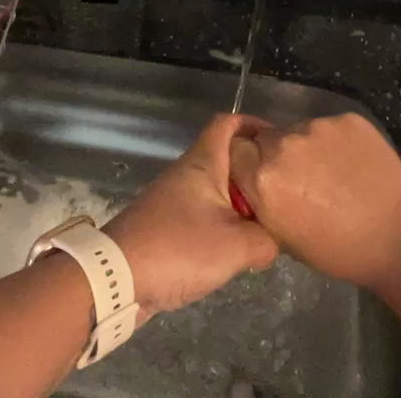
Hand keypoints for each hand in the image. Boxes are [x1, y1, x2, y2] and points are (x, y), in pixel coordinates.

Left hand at [103, 114, 278, 315]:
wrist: (117, 278)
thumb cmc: (178, 248)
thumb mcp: (236, 246)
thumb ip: (265, 240)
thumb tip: (273, 241)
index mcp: (203, 162)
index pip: (227, 123)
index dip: (253, 124)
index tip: (279, 143)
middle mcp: (188, 173)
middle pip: (228, 158)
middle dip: (255, 172)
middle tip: (283, 192)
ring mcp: (175, 199)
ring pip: (218, 191)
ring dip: (242, 204)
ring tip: (268, 225)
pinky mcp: (168, 226)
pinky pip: (205, 215)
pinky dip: (224, 226)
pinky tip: (237, 249)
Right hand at [228, 113, 400, 294]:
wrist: (399, 238)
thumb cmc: (337, 250)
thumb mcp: (283, 236)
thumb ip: (261, 201)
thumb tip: (254, 182)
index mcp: (263, 177)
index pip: (234, 150)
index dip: (245, 162)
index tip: (259, 175)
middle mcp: (284, 144)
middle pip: (265, 137)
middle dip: (275, 153)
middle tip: (299, 178)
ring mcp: (318, 127)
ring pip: (299, 130)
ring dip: (306, 147)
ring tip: (331, 173)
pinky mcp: (347, 119)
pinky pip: (330, 126)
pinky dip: (335, 142)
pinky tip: (352, 165)